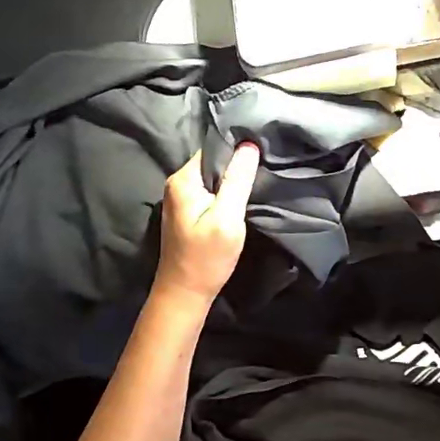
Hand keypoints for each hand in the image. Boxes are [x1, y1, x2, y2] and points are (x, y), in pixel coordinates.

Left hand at [155, 145, 260, 303]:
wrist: (184, 295)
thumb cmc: (206, 258)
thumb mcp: (227, 218)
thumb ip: (237, 181)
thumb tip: (248, 145)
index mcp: (183, 179)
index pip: (213, 149)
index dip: (237, 149)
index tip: (261, 151)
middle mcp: (177, 183)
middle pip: (213, 162)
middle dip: (235, 165)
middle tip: (262, 169)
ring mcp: (180, 198)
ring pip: (212, 178)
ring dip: (231, 181)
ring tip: (255, 182)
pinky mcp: (186, 212)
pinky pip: (209, 192)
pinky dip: (224, 194)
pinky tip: (239, 200)